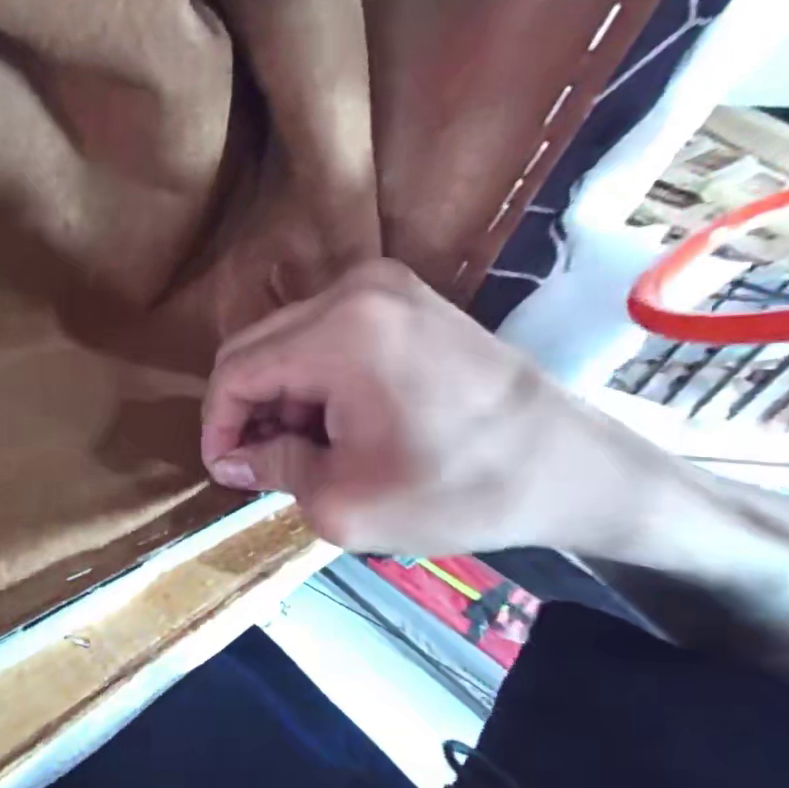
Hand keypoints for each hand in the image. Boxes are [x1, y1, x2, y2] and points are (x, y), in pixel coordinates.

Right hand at [199, 259, 675, 556]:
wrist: (570, 465)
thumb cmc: (460, 490)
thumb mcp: (344, 502)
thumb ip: (272, 469)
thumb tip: (231, 458)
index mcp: (339, 330)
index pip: (236, 370)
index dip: (218, 424)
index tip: (226, 472)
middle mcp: (356, 288)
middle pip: (259, 347)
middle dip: (249, 411)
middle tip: (263, 466)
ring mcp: (386, 286)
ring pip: (290, 340)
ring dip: (283, 397)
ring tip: (307, 451)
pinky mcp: (406, 298)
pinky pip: (328, 334)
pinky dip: (316, 379)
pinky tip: (338, 422)